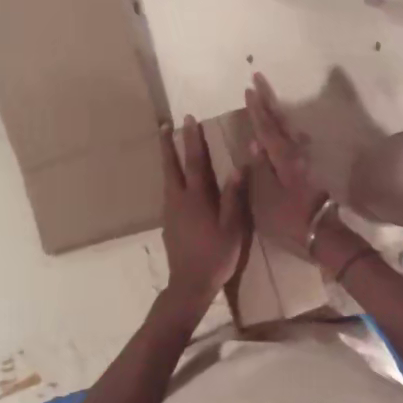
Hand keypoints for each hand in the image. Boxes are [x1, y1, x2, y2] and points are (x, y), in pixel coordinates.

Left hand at [160, 115, 246, 308]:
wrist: (189, 284)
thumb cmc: (216, 256)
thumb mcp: (232, 227)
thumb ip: (233, 196)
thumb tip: (238, 167)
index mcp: (197, 198)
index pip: (194, 161)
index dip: (192, 139)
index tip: (188, 119)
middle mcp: (178, 200)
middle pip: (171, 166)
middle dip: (168, 145)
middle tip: (164, 126)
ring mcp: (170, 213)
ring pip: (167, 180)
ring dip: (168, 161)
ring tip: (169, 148)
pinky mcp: (168, 225)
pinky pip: (168, 195)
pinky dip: (171, 181)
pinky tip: (176, 185)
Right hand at [244, 73, 327, 251]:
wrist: (320, 236)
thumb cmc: (288, 220)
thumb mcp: (265, 198)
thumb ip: (260, 170)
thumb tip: (254, 144)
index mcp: (281, 159)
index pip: (266, 128)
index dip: (257, 109)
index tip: (249, 89)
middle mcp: (294, 155)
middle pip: (280, 123)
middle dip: (268, 102)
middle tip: (259, 80)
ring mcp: (304, 163)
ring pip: (290, 131)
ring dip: (279, 115)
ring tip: (270, 100)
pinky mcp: (309, 173)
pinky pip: (296, 144)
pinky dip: (288, 133)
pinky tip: (290, 132)